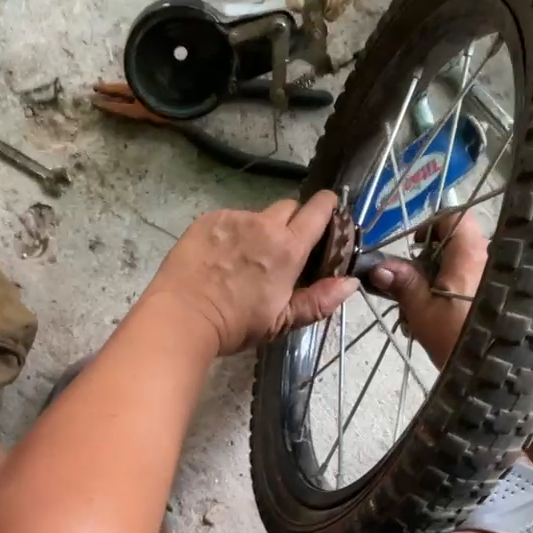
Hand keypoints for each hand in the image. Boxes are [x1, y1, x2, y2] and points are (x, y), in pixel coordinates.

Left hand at [138, 191, 361, 356]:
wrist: (182, 317)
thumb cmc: (234, 325)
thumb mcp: (280, 321)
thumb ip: (318, 301)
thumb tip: (350, 283)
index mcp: (288, 249)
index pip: (318, 209)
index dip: (327, 209)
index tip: (327, 218)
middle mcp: (264, 225)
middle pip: (290, 208)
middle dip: (292, 223)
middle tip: (283, 250)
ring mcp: (234, 218)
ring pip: (258, 215)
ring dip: (260, 230)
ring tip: (245, 260)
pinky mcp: (208, 220)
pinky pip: (231, 219)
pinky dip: (233, 233)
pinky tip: (221, 258)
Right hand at [365, 219, 488, 370]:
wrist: (493, 369)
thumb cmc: (454, 338)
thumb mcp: (421, 311)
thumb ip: (403, 283)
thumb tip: (378, 267)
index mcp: (470, 253)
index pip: (454, 216)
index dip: (432, 226)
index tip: (416, 248)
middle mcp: (490, 256)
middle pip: (461, 239)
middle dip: (435, 256)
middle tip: (418, 280)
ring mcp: (501, 275)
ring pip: (469, 260)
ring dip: (446, 274)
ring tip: (431, 300)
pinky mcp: (503, 293)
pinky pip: (480, 277)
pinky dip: (461, 287)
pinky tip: (449, 311)